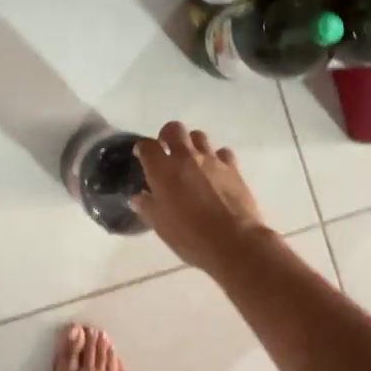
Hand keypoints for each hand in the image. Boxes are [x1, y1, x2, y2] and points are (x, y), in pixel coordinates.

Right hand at [130, 122, 271, 273]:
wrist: (234, 242)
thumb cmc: (190, 237)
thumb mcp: (161, 226)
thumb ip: (147, 207)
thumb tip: (137, 198)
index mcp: (162, 170)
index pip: (147, 145)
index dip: (142, 148)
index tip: (142, 155)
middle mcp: (185, 157)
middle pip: (174, 129)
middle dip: (167, 135)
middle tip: (167, 150)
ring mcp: (211, 159)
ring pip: (199, 136)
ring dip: (192, 144)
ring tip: (192, 161)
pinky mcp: (232, 167)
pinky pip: (223, 152)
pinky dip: (217, 158)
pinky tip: (216, 171)